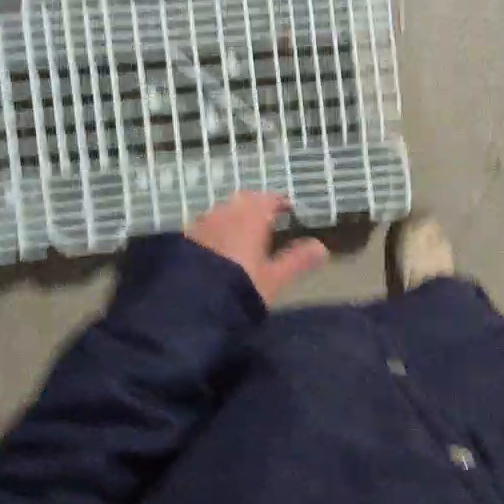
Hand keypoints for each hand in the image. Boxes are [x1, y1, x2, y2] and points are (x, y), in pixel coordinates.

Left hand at [185, 192, 328, 305]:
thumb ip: (297, 261)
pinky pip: (204, 228)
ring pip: (221, 213)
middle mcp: (225, 212)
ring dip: (233, 219)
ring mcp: (200, 224)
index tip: (288, 210)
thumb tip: (322, 247)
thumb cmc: (238, 288)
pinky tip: (216, 250)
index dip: (280, 203)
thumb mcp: (274, 279)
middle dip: (255, 208)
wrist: (185, 304)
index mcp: (251, 216)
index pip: (269, 199)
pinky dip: (215, 232)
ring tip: (242, 235)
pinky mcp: (181, 239)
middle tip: (266, 220)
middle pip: (243, 202)